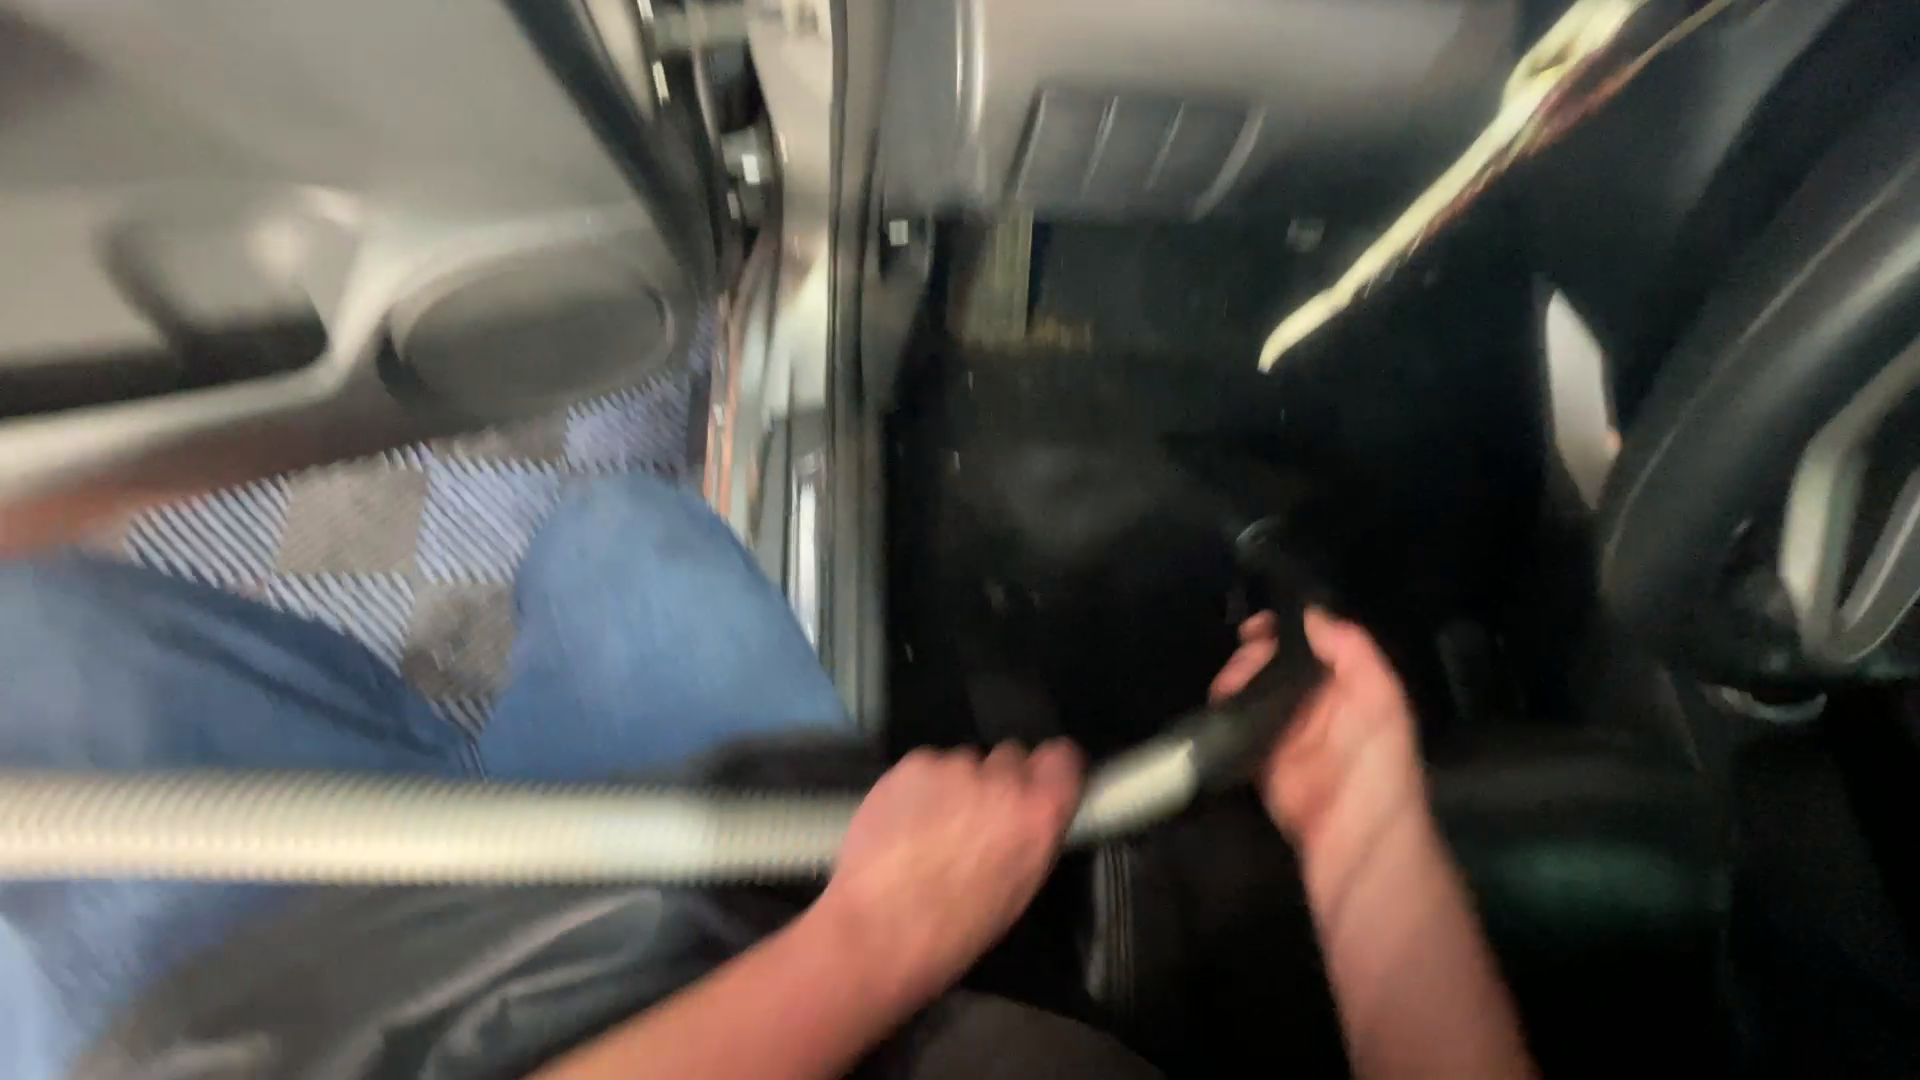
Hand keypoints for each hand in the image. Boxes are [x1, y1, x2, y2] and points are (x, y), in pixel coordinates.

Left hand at [812, 740, 1084, 1006]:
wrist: (877, 930)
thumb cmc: (954, 931)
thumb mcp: (1018, 889)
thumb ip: (1031, 835)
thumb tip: (1028, 814)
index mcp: (1039, 814)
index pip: (1063, 757)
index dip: (1048, 770)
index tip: (1036, 784)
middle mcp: (1002, 780)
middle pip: (1011, 757)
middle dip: (998, 781)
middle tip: (975, 817)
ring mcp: (954, 766)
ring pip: (965, 762)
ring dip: (955, 785)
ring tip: (930, 827)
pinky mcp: (913, 764)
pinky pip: (927, 766)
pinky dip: (920, 786)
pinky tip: (904, 821)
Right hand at [1211, 609, 1423, 857]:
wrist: (1353, 838)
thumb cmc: (1376, 766)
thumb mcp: (1382, 700)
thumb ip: (1353, 652)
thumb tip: (1311, 614)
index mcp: (1344, 684)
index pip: (1307, 643)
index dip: (1281, 628)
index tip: (1256, 625)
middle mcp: (1311, 702)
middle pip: (1269, 661)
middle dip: (1252, 655)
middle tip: (1245, 666)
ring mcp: (1282, 729)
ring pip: (1246, 688)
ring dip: (1233, 681)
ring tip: (1229, 690)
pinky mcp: (1256, 756)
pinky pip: (1234, 723)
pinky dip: (1223, 712)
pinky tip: (1221, 708)